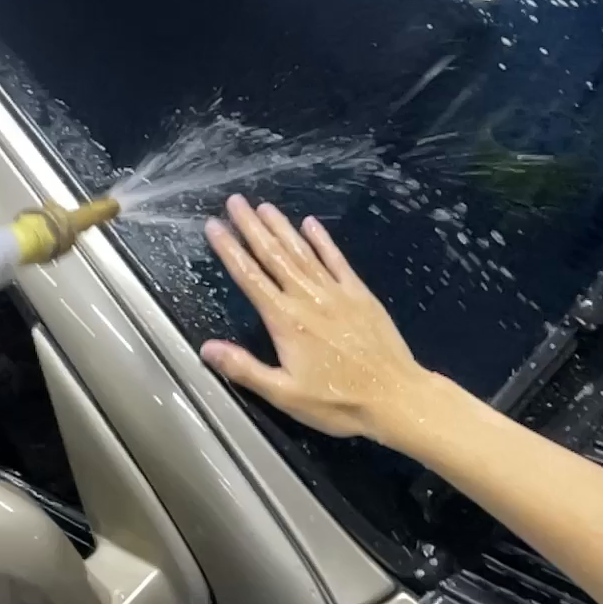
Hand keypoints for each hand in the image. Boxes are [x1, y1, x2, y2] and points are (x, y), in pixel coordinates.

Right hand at [202, 195, 433, 441]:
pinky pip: (336, 259)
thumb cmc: (337, 402)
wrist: (396, 397)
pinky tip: (310, 224)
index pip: (249, 276)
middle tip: (234, 201)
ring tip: (263, 206)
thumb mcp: (284, 394)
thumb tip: (206, 348)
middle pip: (272, 254)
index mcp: (285, 319)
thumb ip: (244, 369)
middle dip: (251, 226)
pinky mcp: (359, 293)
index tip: (213, 225)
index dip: (229, 249)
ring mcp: (335, 291)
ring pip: (301, 251)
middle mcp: (307, 296)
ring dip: (281, 226)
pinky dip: (322, 240)